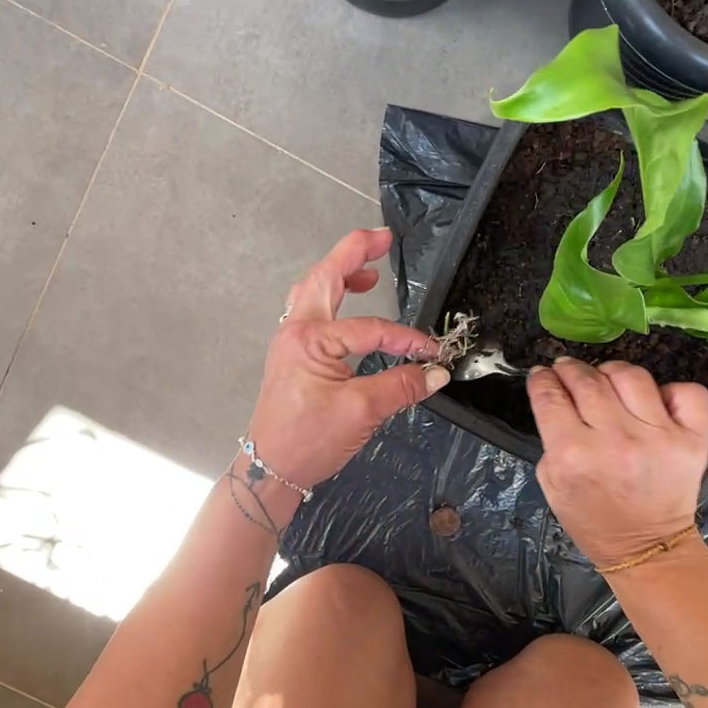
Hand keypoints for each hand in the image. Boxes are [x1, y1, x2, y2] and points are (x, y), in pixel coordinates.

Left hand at [245, 228, 449, 489]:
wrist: (270, 468)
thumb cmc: (309, 440)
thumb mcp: (362, 412)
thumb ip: (402, 387)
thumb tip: (437, 373)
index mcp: (311, 338)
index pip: (371, 327)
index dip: (406, 339)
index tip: (432, 354)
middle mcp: (295, 331)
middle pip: (324, 277)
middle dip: (354, 252)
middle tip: (383, 238)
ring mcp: (288, 342)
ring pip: (312, 292)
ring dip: (338, 273)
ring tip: (366, 268)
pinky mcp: (290, 357)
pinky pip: (309, 312)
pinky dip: (329, 298)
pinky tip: (344, 306)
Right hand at [526, 358, 707, 568]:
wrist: (645, 546)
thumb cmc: (592, 519)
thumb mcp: (552, 485)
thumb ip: (551, 442)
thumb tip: (557, 400)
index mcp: (573, 455)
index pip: (551, 398)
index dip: (542, 380)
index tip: (542, 374)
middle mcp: (615, 439)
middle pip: (587, 380)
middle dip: (570, 369)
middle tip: (567, 370)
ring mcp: (658, 436)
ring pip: (631, 376)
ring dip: (610, 371)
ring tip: (605, 379)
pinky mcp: (692, 439)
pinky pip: (684, 390)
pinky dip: (668, 388)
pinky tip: (653, 401)